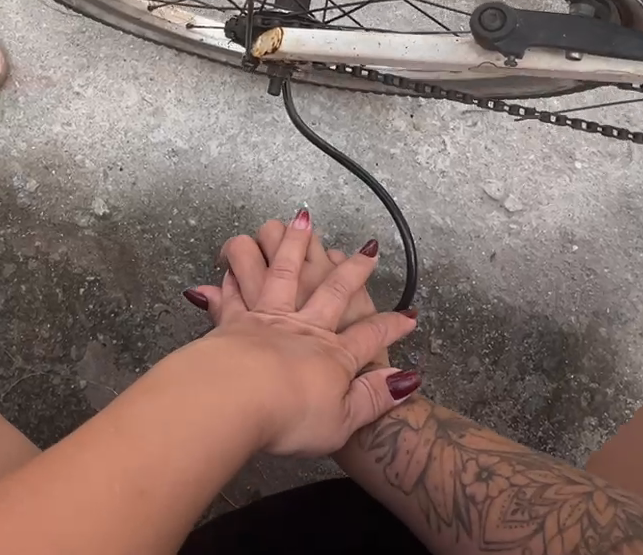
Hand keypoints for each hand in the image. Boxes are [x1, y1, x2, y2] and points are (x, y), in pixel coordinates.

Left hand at [179, 209, 419, 456]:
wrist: (238, 398)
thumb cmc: (291, 416)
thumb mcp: (343, 421)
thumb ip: (373, 398)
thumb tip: (407, 381)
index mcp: (332, 354)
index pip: (370, 336)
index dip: (391, 327)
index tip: (410, 316)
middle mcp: (304, 326)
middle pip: (334, 289)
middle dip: (355, 270)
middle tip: (368, 250)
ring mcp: (269, 316)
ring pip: (285, 268)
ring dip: (295, 242)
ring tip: (302, 221)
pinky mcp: (235, 318)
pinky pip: (236, 289)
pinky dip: (235, 274)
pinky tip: (232, 264)